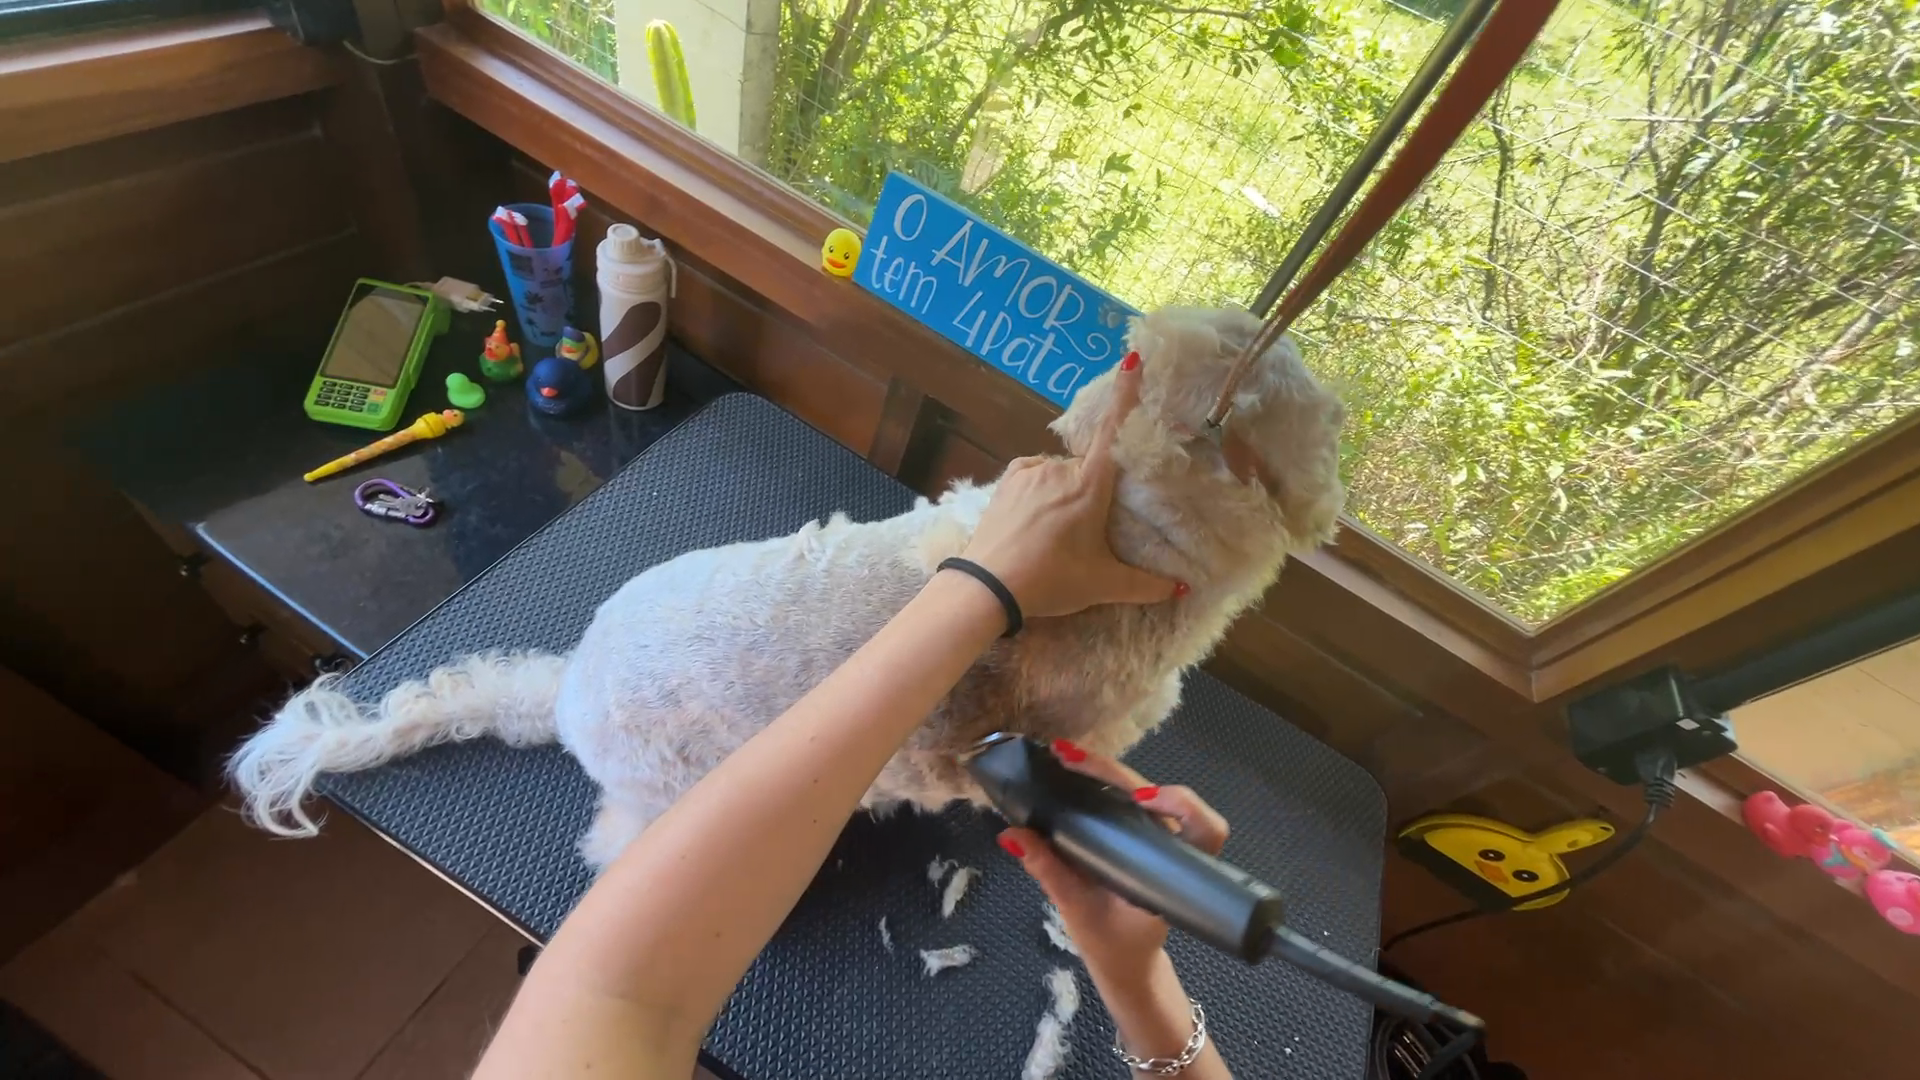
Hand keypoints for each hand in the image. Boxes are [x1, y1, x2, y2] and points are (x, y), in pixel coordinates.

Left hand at [958, 353, 1179, 618]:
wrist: (988, 587)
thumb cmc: (1051, 581)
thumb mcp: (1101, 585)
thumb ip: (1143, 584)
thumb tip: (1180, 590)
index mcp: (1089, 485)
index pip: (1114, 432)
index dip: (1126, 395)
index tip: (1134, 359)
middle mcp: (1060, 468)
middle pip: (1088, 466)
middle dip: (1093, 487)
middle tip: (1087, 528)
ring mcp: (1029, 472)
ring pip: (1059, 471)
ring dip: (1065, 490)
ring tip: (1056, 532)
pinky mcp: (1006, 480)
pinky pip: (1033, 473)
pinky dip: (1040, 486)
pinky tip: (1037, 514)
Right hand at [996, 743, 1228, 982]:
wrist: (1125, 961)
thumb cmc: (1113, 943)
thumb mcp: (1078, 911)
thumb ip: (1049, 872)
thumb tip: (1012, 834)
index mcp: (1173, 874)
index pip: (1204, 829)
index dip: (1182, 805)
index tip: (1140, 800)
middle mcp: (1169, 846)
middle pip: (1156, 793)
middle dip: (1113, 772)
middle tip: (1069, 757)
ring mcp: (1153, 834)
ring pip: (1139, 787)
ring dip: (1105, 770)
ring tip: (1066, 756)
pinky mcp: (1135, 829)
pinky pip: (1124, 796)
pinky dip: (1101, 778)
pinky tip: (1072, 767)